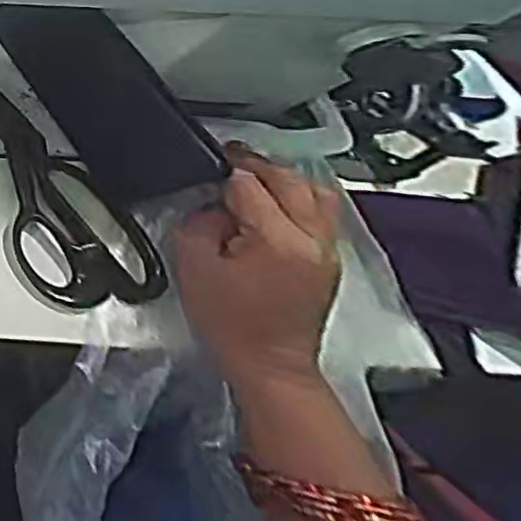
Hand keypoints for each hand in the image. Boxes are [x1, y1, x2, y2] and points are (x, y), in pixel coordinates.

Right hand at [172, 144, 342, 390]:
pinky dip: (296, 196)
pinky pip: (321, 212)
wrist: (266, 360)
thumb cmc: (226, 316)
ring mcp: (328, 252)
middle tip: (223, 159)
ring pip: (316, 193)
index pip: (248, 183)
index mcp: (279, 241)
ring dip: (281, 178)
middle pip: (291, 181)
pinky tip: (268, 200)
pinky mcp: (328, 260)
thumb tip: (212, 202)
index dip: (220, 170)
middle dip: (254, 164)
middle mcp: (314, 242)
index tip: (201, 167)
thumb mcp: (191, 259)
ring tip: (248, 176)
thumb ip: (200, 219)